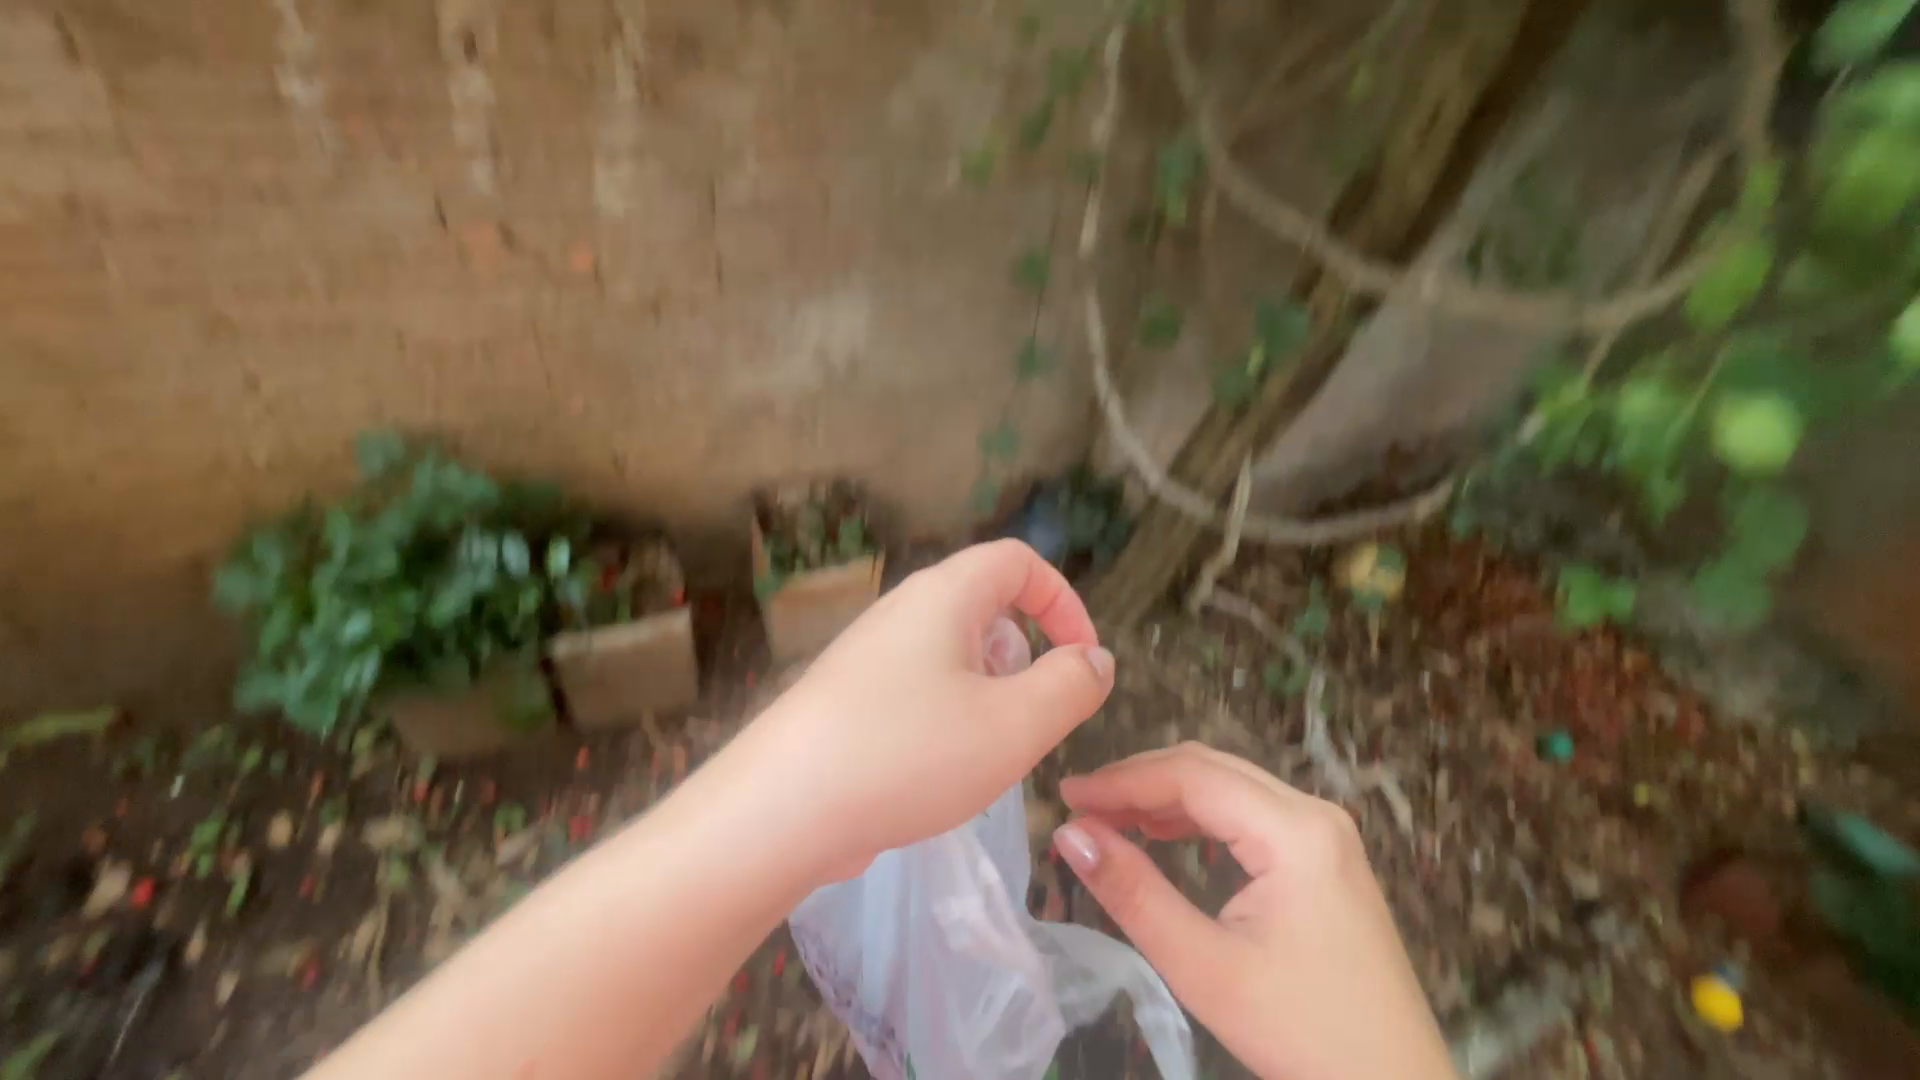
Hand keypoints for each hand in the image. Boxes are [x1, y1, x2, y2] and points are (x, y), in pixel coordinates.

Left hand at [745, 540, 1114, 881]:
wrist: (780, 810)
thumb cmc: (909, 753)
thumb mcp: (1015, 724)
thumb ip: (1071, 685)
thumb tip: (1095, 658)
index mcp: (944, 595)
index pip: (1018, 561)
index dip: (1063, 601)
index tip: (1083, 660)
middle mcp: (902, 611)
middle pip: (987, 608)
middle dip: (1025, 660)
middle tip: (1026, 720)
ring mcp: (869, 654)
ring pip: (954, 655)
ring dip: (987, 696)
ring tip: (982, 753)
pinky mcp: (849, 697)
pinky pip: (919, 689)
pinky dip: (947, 718)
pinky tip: (935, 771)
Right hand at [1053, 744, 1453, 1079]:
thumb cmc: (1301, 1031)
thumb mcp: (1205, 967)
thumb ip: (1134, 894)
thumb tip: (1070, 835)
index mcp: (1294, 830)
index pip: (1190, 775)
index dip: (1121, 780)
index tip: (1067, 797)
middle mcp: (1314, 812)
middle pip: (1209, 768)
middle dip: (1139, 781)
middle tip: (1082, 807)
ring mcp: (1324, 831)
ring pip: (1227, 785)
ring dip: (1165, 795)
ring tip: (1110, 819)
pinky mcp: (1323, 854)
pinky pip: (1248, 811)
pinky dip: (1197, 815)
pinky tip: (1162, 832)